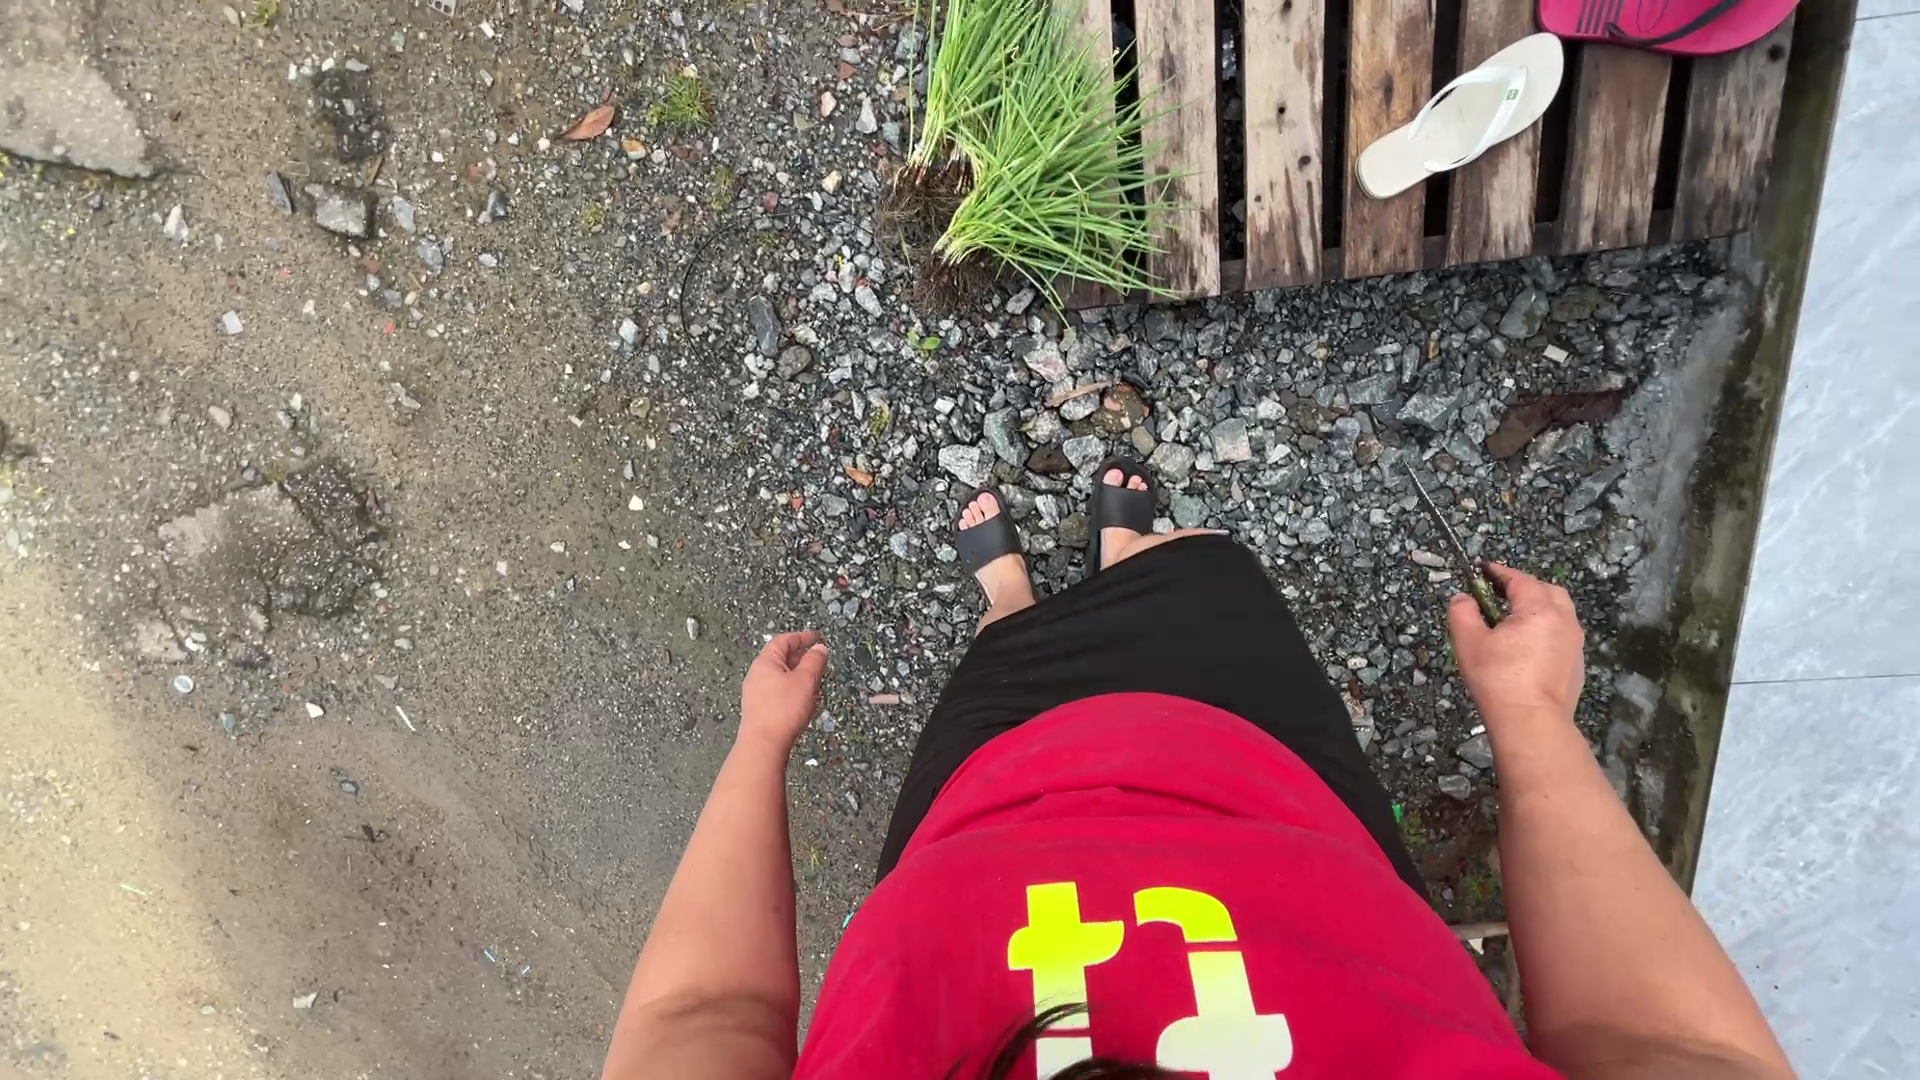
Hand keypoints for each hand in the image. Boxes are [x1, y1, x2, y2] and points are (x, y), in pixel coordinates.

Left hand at [739, 632, 829, 753]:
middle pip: (781, 658)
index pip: (784, 640)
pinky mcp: (760, 708)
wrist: (764, 744)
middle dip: (802, 658)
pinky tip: (805, 702)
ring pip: (781, 677)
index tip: (816, 638)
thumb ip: (814, 661)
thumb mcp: (805, 680)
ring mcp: (756, 692)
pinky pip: (778, 692)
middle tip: (819, 661)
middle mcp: (757, 675)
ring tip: (815, 684)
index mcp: (765, 662)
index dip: (802, 637)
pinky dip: (793, 691)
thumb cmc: (782, 710)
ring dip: (800, 677)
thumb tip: (820, 649)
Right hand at [1448, 564, 1585, 725]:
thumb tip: (1463, 598)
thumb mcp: (1468, 641)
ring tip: (1513, 616)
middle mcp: (1564, 621)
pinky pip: (1562, 633)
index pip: (1521, 580)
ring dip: (1538, 606)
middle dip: (1526, 586)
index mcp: (1538, 611)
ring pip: (1560, 612)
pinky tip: (1526, 643)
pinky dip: (1545, 627)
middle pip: (1549, 591)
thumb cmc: (1496, 676)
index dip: (1501, 572)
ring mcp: (1574, 643)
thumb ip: (1462, 612)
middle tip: (1501, 592)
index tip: (1484, 568)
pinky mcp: (1576, 663)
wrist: (1530, 718)